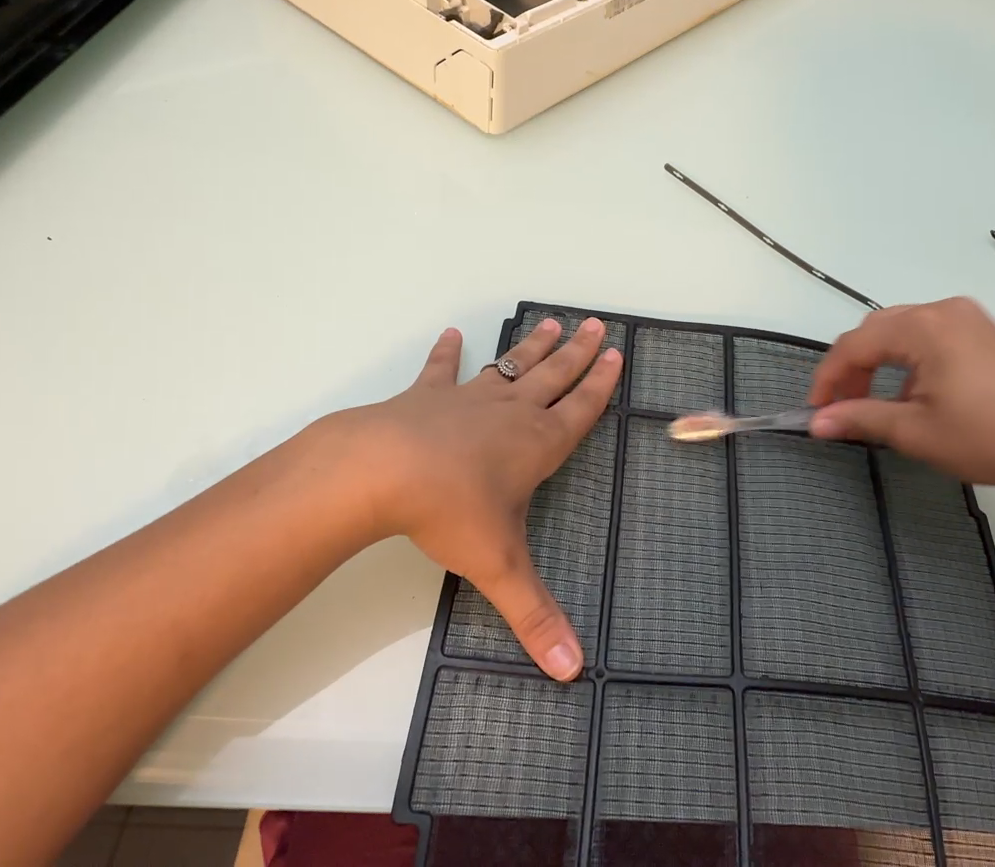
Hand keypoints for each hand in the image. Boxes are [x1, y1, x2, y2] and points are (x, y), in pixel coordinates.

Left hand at [310, 317, 620, 680]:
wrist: (379, 470)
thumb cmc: (449, 512)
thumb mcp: (498, 568)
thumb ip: (535, 617)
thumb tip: (573, 672)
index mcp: (537, 445)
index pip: (580, 410)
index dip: (600, 384)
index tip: (615, 354)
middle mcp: (510, 414)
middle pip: (553, 377)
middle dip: (576, 353)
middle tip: (595, 324)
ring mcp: (467, 399)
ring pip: (510, 367)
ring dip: (531, 346)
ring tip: (549, 322)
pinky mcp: (425, 396)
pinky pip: (441, 370)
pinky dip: (447, 353)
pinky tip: (452, 334)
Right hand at [806, 298, 994, 494]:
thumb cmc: (990, 438)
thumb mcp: (916, 432)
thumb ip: (860, 419)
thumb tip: (817, 422)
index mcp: (924, 327)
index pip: (855, 344)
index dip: (828, 377)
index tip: (815, 410)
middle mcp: (946, 311)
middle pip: (878, 331)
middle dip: (853, 369)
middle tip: (843, 408)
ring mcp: (972, 319)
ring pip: (905, 333)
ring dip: (882, 366)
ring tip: (877, 406)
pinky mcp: (989, 334)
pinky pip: (933, 338)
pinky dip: (911, 363)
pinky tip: (915, 397)